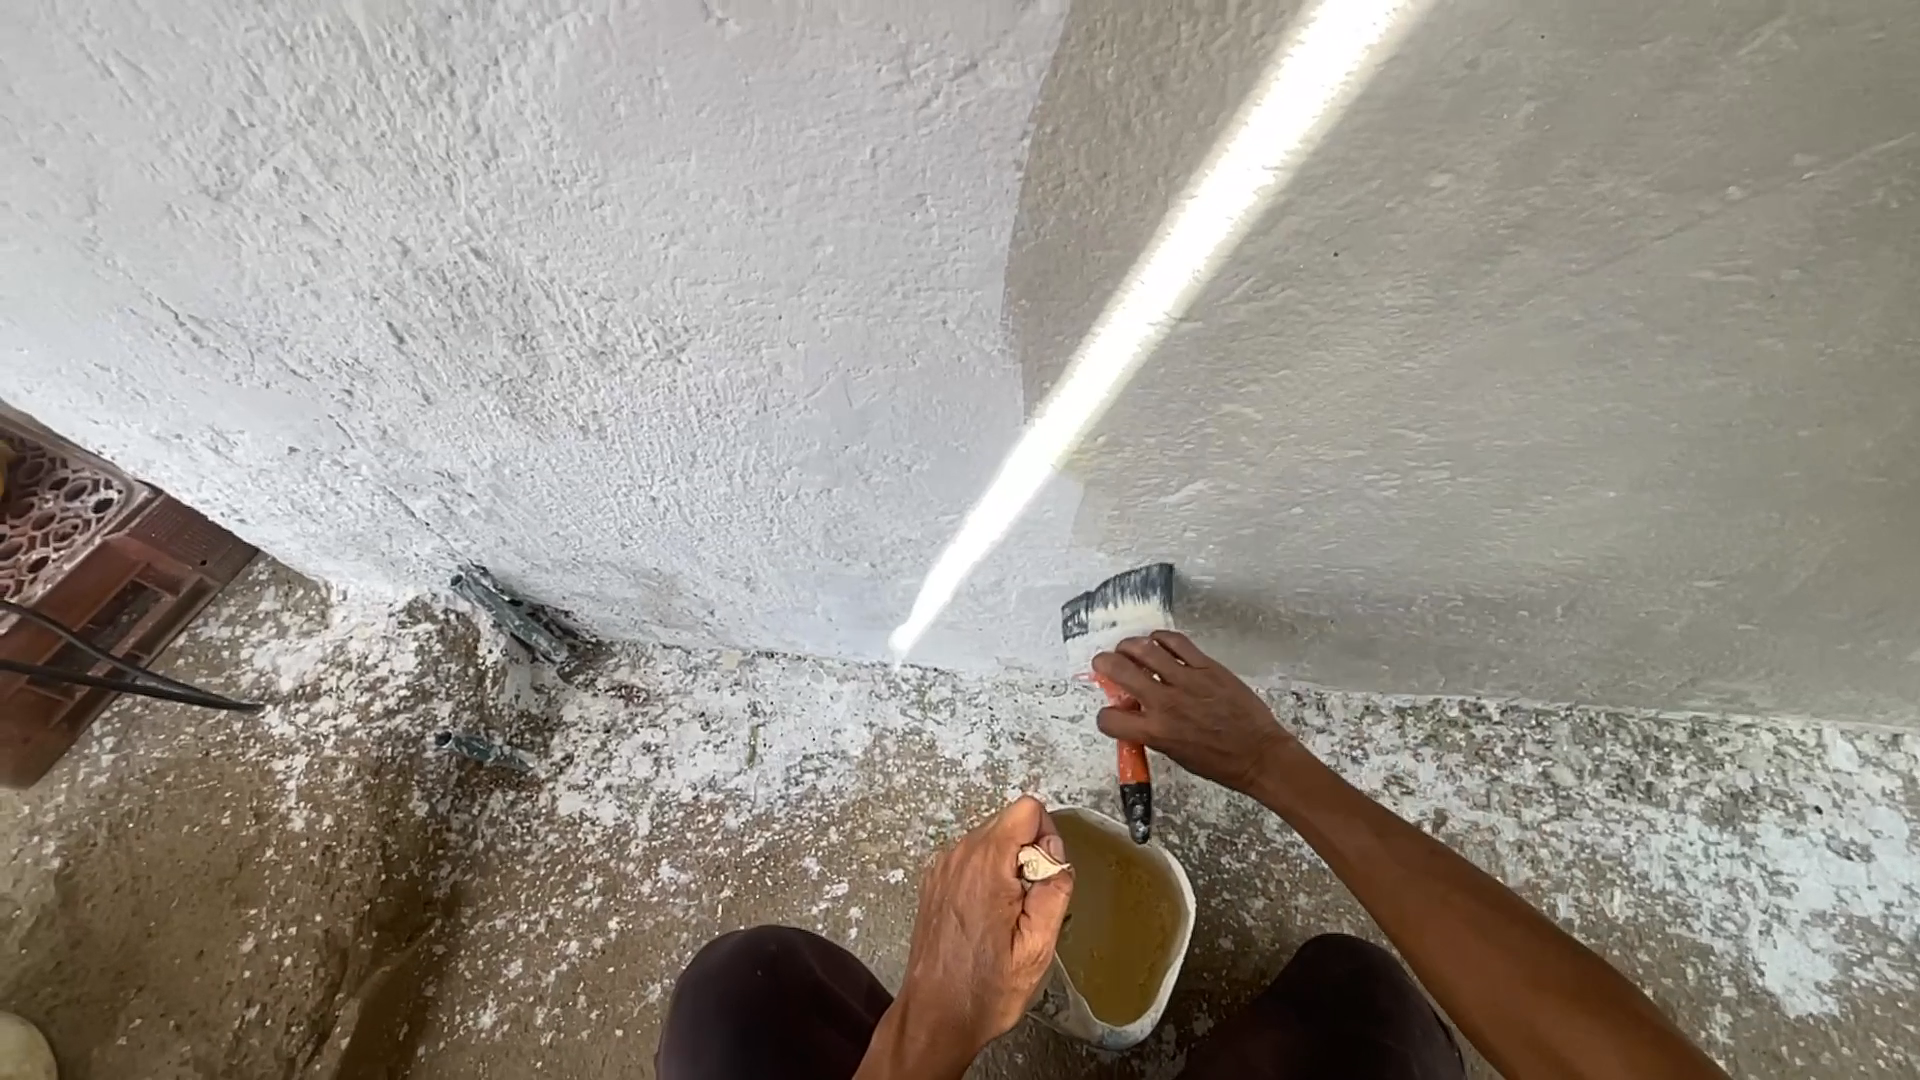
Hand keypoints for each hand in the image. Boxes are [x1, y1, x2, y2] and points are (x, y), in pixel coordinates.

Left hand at [894, 796, 1073, 1064]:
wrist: (935, 1016)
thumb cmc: (986, 989)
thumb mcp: (1037, 946)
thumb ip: (1054, 889)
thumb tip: (1056, 854)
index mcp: (986, 863)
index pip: (1027, 808)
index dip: (1047, 837)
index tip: (1044, 878)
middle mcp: (960, 853)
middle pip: (1009, 821)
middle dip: (1029, 852)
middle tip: (1027, 903)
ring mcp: (943, 864)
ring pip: (992, 838)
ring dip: (1009, 864)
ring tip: (1006, 914)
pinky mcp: (935, 878)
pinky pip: (972, 856)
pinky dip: (988, 873)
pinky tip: (987, 915)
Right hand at [1092, 630, 1297, 795]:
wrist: (1260, 754)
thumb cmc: (1218, 761)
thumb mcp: (1174, 752)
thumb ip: (1150, 730)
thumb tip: (1134, 709)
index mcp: (1156, 731)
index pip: (1110, 719)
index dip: (1106, 716)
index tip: (1113, 713)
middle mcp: (1166, 703)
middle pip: (1119, 670)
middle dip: (1103, 663)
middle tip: (1104, 662)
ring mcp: (1187, 681)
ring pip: (1145, 649)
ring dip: (1128, 646)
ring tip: (1127, 649)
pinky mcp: (1207, 667)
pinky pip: (1176, 642)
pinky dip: (1160, 638)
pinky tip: (1157, 642)